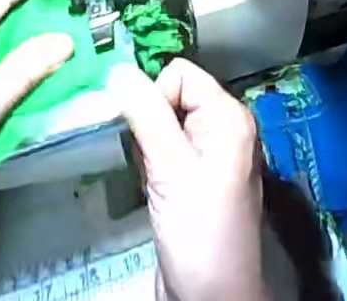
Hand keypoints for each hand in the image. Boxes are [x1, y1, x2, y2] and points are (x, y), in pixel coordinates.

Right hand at [109, 59, 269, 300]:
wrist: (212, 300)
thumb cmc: (198, 230)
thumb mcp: (170, 167)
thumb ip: (146, 113)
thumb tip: (117, 68)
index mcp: (228, 113)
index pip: (180, 73)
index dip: (156, 97)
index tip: (151, 137)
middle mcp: (223, 124)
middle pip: (171, 94)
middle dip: (150, 122)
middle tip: (153, 161)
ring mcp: (210, 150)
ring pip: (163, 120)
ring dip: (149, 143)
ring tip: (154, 177)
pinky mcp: (194, 173)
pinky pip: (165, 146)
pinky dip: (152, 159)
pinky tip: (153, 186)